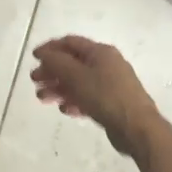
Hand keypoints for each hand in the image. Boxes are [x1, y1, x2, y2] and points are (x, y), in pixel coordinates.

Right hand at [30, 35, 162, 154]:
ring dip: (59, 88)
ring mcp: (111, 85)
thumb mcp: (76, 76)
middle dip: (52, 71)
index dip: (50, 48)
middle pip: (73, 63)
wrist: (137, 128)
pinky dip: (74, 101)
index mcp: (100, 52)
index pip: (70, 42)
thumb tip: (44, 53)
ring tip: (43, 99)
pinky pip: (88, 97)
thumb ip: (57, 62)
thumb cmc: (105, 96)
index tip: (34, 58)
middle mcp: (107, 64)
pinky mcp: (112, 104)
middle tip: (35, 81)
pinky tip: (65, 110)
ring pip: (79, 82)